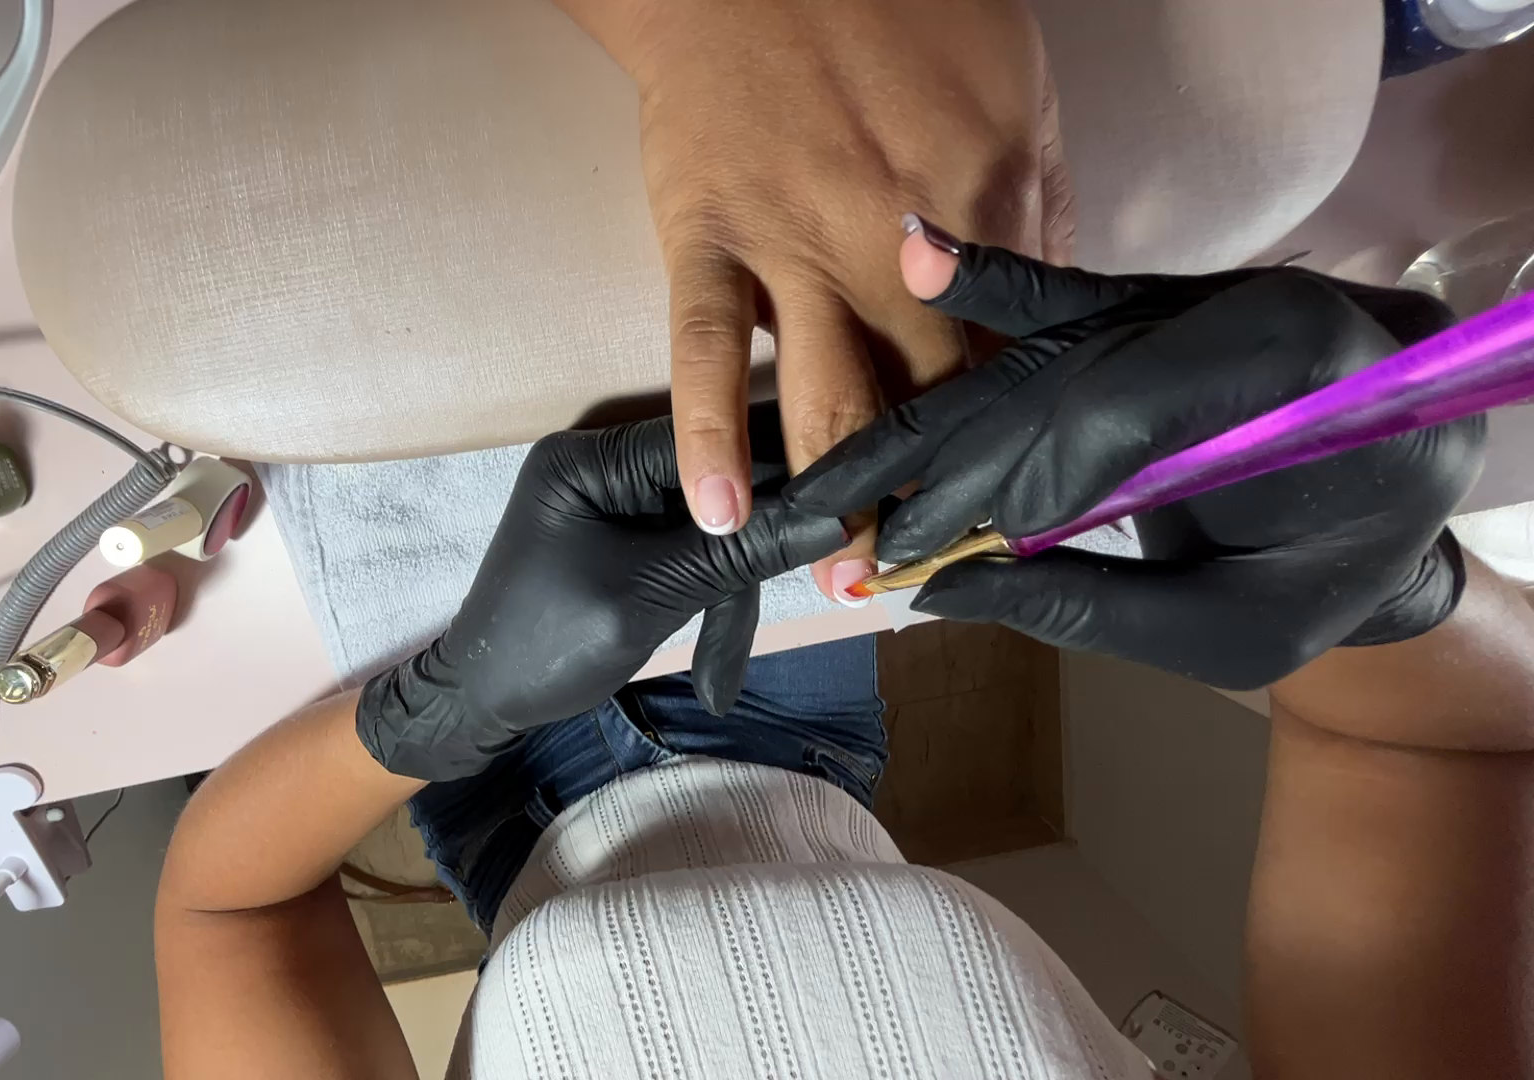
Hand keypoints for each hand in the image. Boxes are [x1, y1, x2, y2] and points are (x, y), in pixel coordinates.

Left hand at [358, 412, 845, 779]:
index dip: (777, 466)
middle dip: (766, 517)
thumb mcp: (647, 596)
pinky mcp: (625, 533)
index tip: (851, 493)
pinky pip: (691, 539)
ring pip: (710, 511)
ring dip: (745, 558)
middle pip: (712, 471)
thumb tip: (839, 516)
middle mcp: (602, 461)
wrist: (485, 700)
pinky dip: (719, 574)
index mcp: (590, 458)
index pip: (703, 438)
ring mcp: (614, 497)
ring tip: (777, 607)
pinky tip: (741, 613)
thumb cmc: (548, 646)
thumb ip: (737, 552)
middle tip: (834, 548)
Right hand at [556, 0, 1067, 600]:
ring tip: (845, 584)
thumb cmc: (892, 14)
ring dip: (842, 501)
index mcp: (985, 201)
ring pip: (825, 397)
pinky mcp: (706, 247)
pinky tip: (717, 514)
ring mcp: (790, 250)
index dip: (1018, 445)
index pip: (1012, 354)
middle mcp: (893, 245)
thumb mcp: (1010, 93)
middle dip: (938, 499)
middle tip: (944, 580)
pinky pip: (704, 354)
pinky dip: (710, 438)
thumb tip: (1048, 306)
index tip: (1019, 517)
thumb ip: (1034, 210)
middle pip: (927, 398)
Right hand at [785, 226, 1485, 688]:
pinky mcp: (1136, 306)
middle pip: (1047, 382)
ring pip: (1020, 359)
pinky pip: (1047, 296)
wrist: (1365, 509)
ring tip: (834, 484)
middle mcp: (1238, 310)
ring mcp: (1183, 300)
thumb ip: (1086, 606)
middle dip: (943, 469)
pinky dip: (978, 283)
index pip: (1122, 408)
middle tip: (858, 535)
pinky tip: (917, 257)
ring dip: (918, 427)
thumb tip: (933, 590)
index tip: (943, 551)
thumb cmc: (1313, 579)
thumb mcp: (1225, 629)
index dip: (1019, 477)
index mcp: (1308, 380)